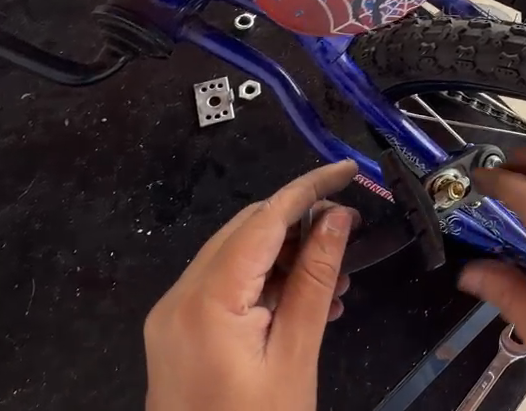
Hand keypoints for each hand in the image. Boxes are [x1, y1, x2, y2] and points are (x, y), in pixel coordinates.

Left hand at [145, 159, 358, 410]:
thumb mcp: (295, 355)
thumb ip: (315, 278)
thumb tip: (337, 215)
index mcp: (206, 300)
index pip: (265, 218)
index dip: (311, 187)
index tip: (351, 170)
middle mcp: (179, 298)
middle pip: (248, 230)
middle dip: (302, 221)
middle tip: (351, 231)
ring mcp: (174, 318)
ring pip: (240, 255)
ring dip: (289, 254)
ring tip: (337, 280)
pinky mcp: (179, 336)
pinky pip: (229, 286)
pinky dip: (269, 281)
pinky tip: (309, 301)